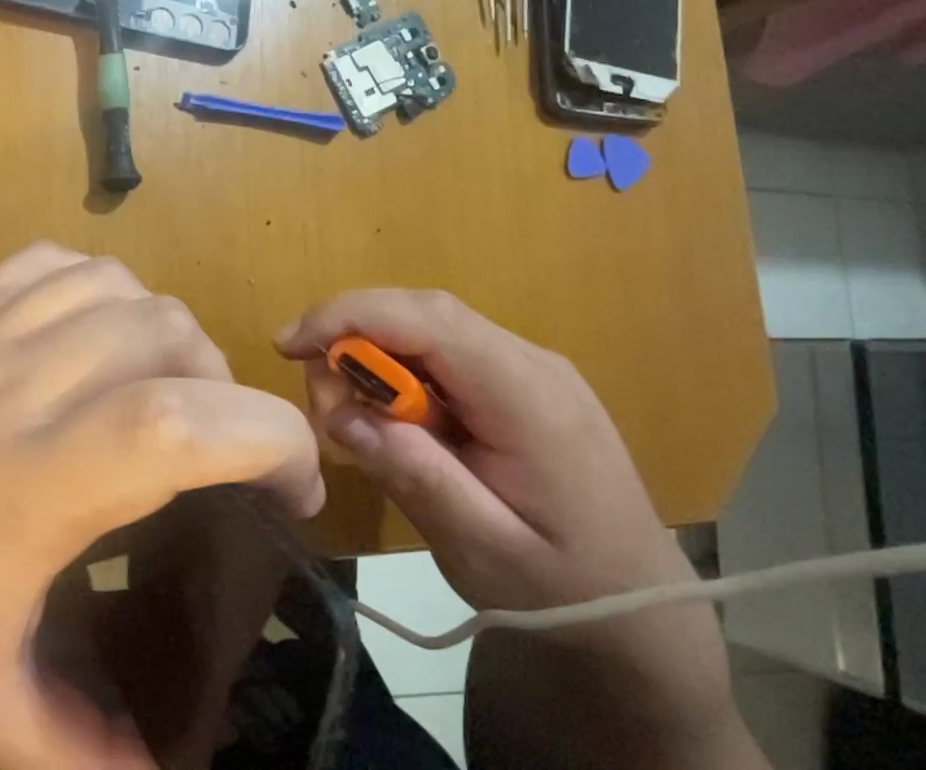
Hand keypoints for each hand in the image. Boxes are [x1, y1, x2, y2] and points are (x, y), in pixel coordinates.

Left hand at [0, 243, 322, 768]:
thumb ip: (78, 753)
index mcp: (35, 482)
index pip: (182, 420)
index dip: (268, 440)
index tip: (292, 493)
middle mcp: (19, 389)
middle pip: (165, 334)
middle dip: (228, 391)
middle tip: (221, 457)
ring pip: (116, 290)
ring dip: (170, 335)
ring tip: (168, 394)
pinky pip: (49, 265)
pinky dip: (99, 287)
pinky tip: (97, 337)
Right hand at [275, 290, 743, 750]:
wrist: (638, 611)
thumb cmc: (562, 589)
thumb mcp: (481, 548)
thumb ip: (416, 476)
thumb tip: (342, 412)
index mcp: (530, 399)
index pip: (429, 321)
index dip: (349, 317)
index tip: (288, 347)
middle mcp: (533, 365)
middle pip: (425, 313)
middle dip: (351, 336)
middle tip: (320, 403)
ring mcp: (531, 371)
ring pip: (430, 329)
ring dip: (373, 358)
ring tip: (351, 421)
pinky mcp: (521, 385)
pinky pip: (445, 355)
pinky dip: (398, 373)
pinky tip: (390, 419)